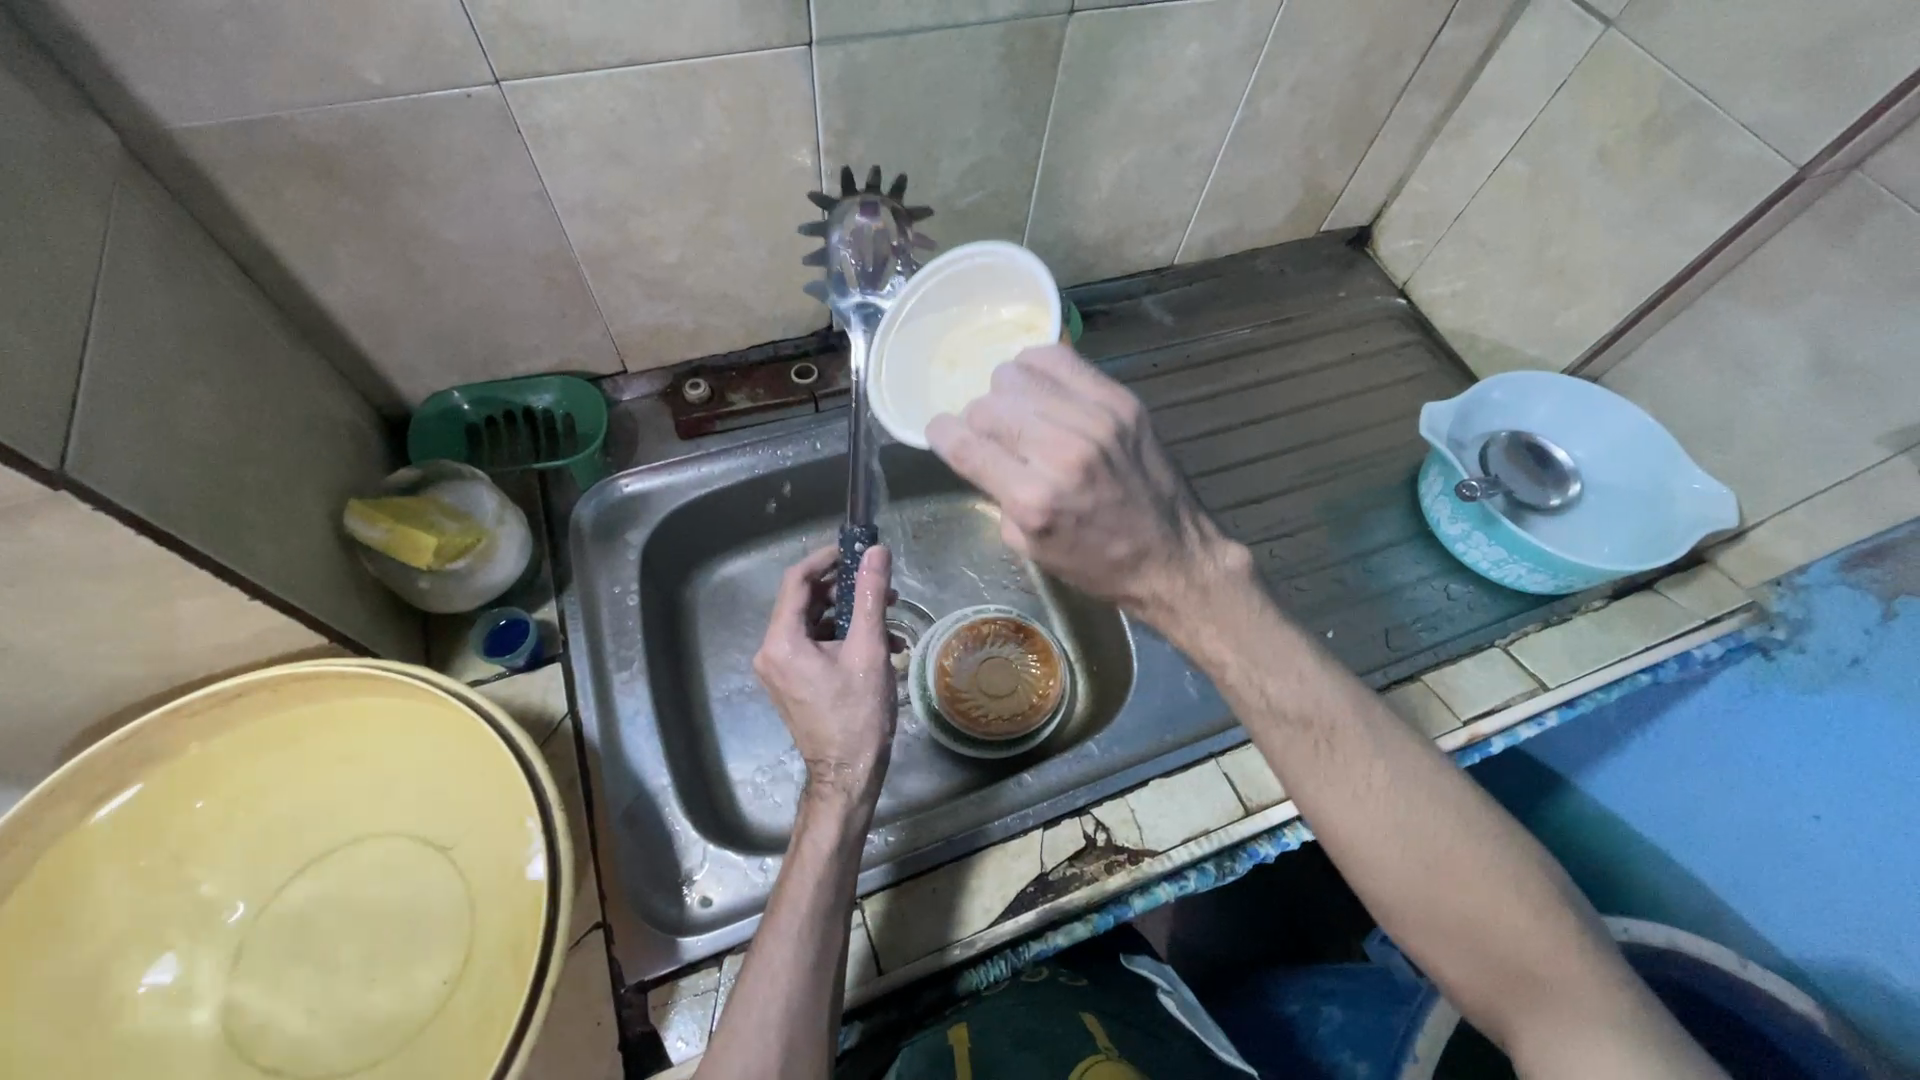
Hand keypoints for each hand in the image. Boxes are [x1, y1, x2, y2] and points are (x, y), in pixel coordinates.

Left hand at [753, 544, 897, 809]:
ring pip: (812, 623)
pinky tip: (877, 642)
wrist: (847, 773)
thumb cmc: (857, 714)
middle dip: (844, 589)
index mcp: (781, 642)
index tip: (856, 550)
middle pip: (804, 601)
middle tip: (881, 585)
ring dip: (847, 613)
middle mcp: (770, 651)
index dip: (826, 559)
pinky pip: (813, 644)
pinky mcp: (791, 681)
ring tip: (887, 614)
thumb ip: (870, 597)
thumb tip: (877, 553)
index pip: (796, 581)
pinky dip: (841, 636)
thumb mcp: (868, 650)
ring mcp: (778, 669)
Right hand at [926, 344, 1242, 625]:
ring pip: (1015, 374)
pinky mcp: (1120, 401)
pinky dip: (1038, 369)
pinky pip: (1058, 358)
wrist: (1171, 556)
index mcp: (1033, 499)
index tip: (942, 433)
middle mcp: (1060, 452)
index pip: (963, 443)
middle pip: (985, 406)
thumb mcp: (1029, 547)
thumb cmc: (1096, 563)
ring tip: (1021, 413)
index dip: (941, 433)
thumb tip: (982, 453)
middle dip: (977, 421)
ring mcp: (1094, 420)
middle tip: (994, 437)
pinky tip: (1043, 391)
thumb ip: (998, 495)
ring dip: (1007, 394)